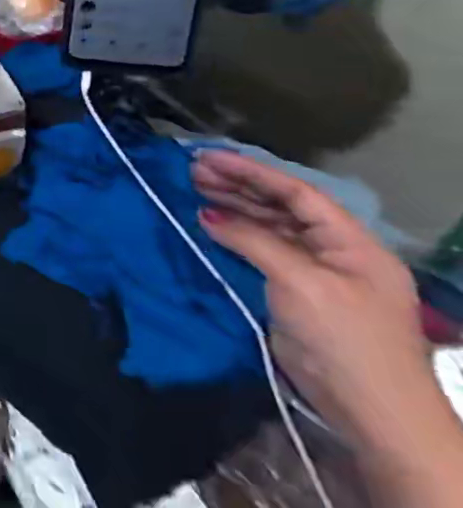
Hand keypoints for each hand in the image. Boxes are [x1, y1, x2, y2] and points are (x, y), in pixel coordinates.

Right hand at [194, 149, 462, 506]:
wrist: (368, 404)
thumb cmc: (344, 337)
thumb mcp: (300, 282)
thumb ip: (254, 241)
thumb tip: (208, 214)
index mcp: (356, 248)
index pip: (301, 196)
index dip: (254, 172)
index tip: (206, 157)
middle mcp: (339, 254)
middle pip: (286, 208)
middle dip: (240, 186)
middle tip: (192, 170)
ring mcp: (319, 273)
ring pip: (273, 225)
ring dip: (235, 205)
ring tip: (195, 189)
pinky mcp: (297, 289)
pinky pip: (263, 247)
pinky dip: (235, 230)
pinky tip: (210, 222)